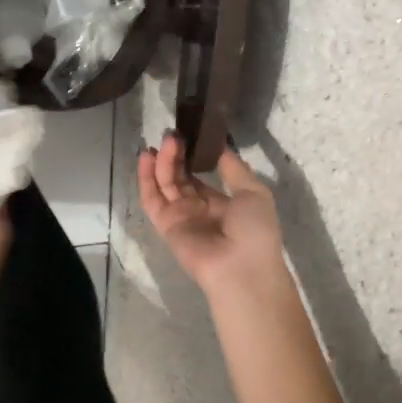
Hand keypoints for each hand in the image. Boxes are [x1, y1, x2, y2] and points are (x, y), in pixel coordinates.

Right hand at [137, 133, 286, 296]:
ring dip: (161, 161)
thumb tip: (220, 146)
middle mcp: (198, 207)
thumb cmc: (254, 230)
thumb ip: (234, 168)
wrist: (242, 268)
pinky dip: (147, 178)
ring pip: (164, 183)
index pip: (200, 174)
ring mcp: (180, 215)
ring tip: (164, 141)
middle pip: (179, 176)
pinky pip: (152, 198)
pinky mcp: (165, 223)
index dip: (193, 155)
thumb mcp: (253, 192)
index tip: (189, 134)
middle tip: (172, 134)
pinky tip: (148, 157)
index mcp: (221, 202)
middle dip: (175, 155)